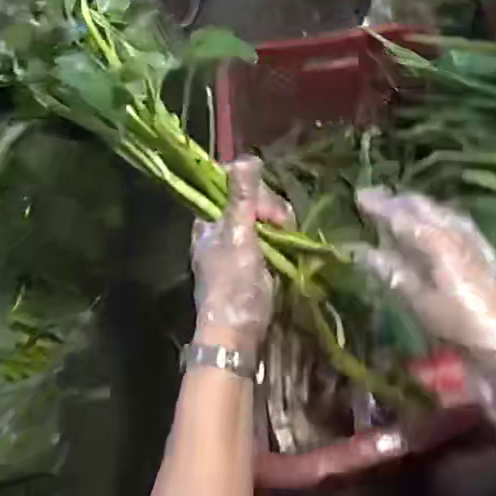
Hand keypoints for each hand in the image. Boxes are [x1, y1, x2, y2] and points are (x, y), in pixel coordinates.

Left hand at [191, 158, 290, 353]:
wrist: (236, 337)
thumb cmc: (233, 285)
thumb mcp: (238, 236)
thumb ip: (242, 197)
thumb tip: (245, 158)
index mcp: (208, 218)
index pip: (232, 183)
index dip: (254, 189)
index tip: (268, 207)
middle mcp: (220, 225)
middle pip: (251, 197)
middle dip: (270, 208)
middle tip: (280, 226)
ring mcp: (237, 241)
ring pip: (263, 213)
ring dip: (278, 221)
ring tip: (286, 238)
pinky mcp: (252, 256)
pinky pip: (270, 232)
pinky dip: (280, 234)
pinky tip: (287, 243)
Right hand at [354, 188, 495, 355]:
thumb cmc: (464, 324)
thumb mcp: (423, 303)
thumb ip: (394, 273)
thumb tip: (362, 252)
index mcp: (437, 240)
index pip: (401, 214)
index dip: (379, 205)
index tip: (359, 196)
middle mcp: (453, 228)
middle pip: (420, 205)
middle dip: (395, 199)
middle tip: (373, 198)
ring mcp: (470, 234)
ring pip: (435, 208)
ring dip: (413, 204)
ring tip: (396, 205)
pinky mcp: (480, 244)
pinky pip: (449, 216)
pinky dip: (431, 213)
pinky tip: (428, 220)